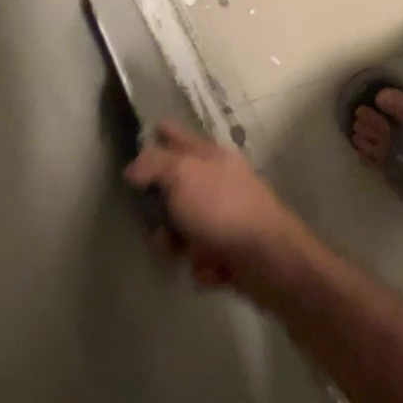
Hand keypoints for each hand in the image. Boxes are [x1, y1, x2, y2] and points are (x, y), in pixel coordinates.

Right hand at [124, 119, 317, 299]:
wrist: (268, 259)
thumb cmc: (222, 209)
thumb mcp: (182, 175)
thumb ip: (154, 164)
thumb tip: (133, 166)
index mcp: (209, 155)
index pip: (176, 134)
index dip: (156, 134)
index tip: (139, 140)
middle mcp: (219, 181)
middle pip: (176, 186)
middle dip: (160, 208)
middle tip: (152, 219)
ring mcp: (227, 216)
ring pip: (185, 226)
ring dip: (177, 243)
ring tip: (180, 252)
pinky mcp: (233, 249)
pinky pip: (203, 255)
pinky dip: (203, 264)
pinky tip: (211, 268)